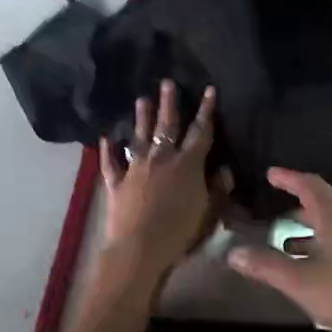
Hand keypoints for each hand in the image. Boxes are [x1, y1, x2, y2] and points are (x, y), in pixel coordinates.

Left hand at [98, 82, 224, 284]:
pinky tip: (106, 138)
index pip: (201, 132)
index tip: (208, 90)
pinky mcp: (116, 184)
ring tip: (142, 99)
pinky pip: (112, 163)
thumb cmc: (181, 232)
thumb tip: (224, 168)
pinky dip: (109, 150)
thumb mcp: (210, 212)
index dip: (206, 111)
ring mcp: (136, 169)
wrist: (139, 249)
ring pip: (140, 138)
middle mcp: (161, 160)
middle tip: (167, 82)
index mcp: (188, 165)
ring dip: (141, 118)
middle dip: (169, 104)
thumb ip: (218, 189)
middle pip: (167, 127)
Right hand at [226, 168, 331, 331]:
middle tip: (276, 214)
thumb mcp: (301, 281)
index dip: (289, 179)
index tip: (271, 174)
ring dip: (312, 236)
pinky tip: (320, 275)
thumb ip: (266, 266)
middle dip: (299, 211)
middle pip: (325, 208)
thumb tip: (232, 253)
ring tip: (289, 248)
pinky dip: (327, 253)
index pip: (310, 185)